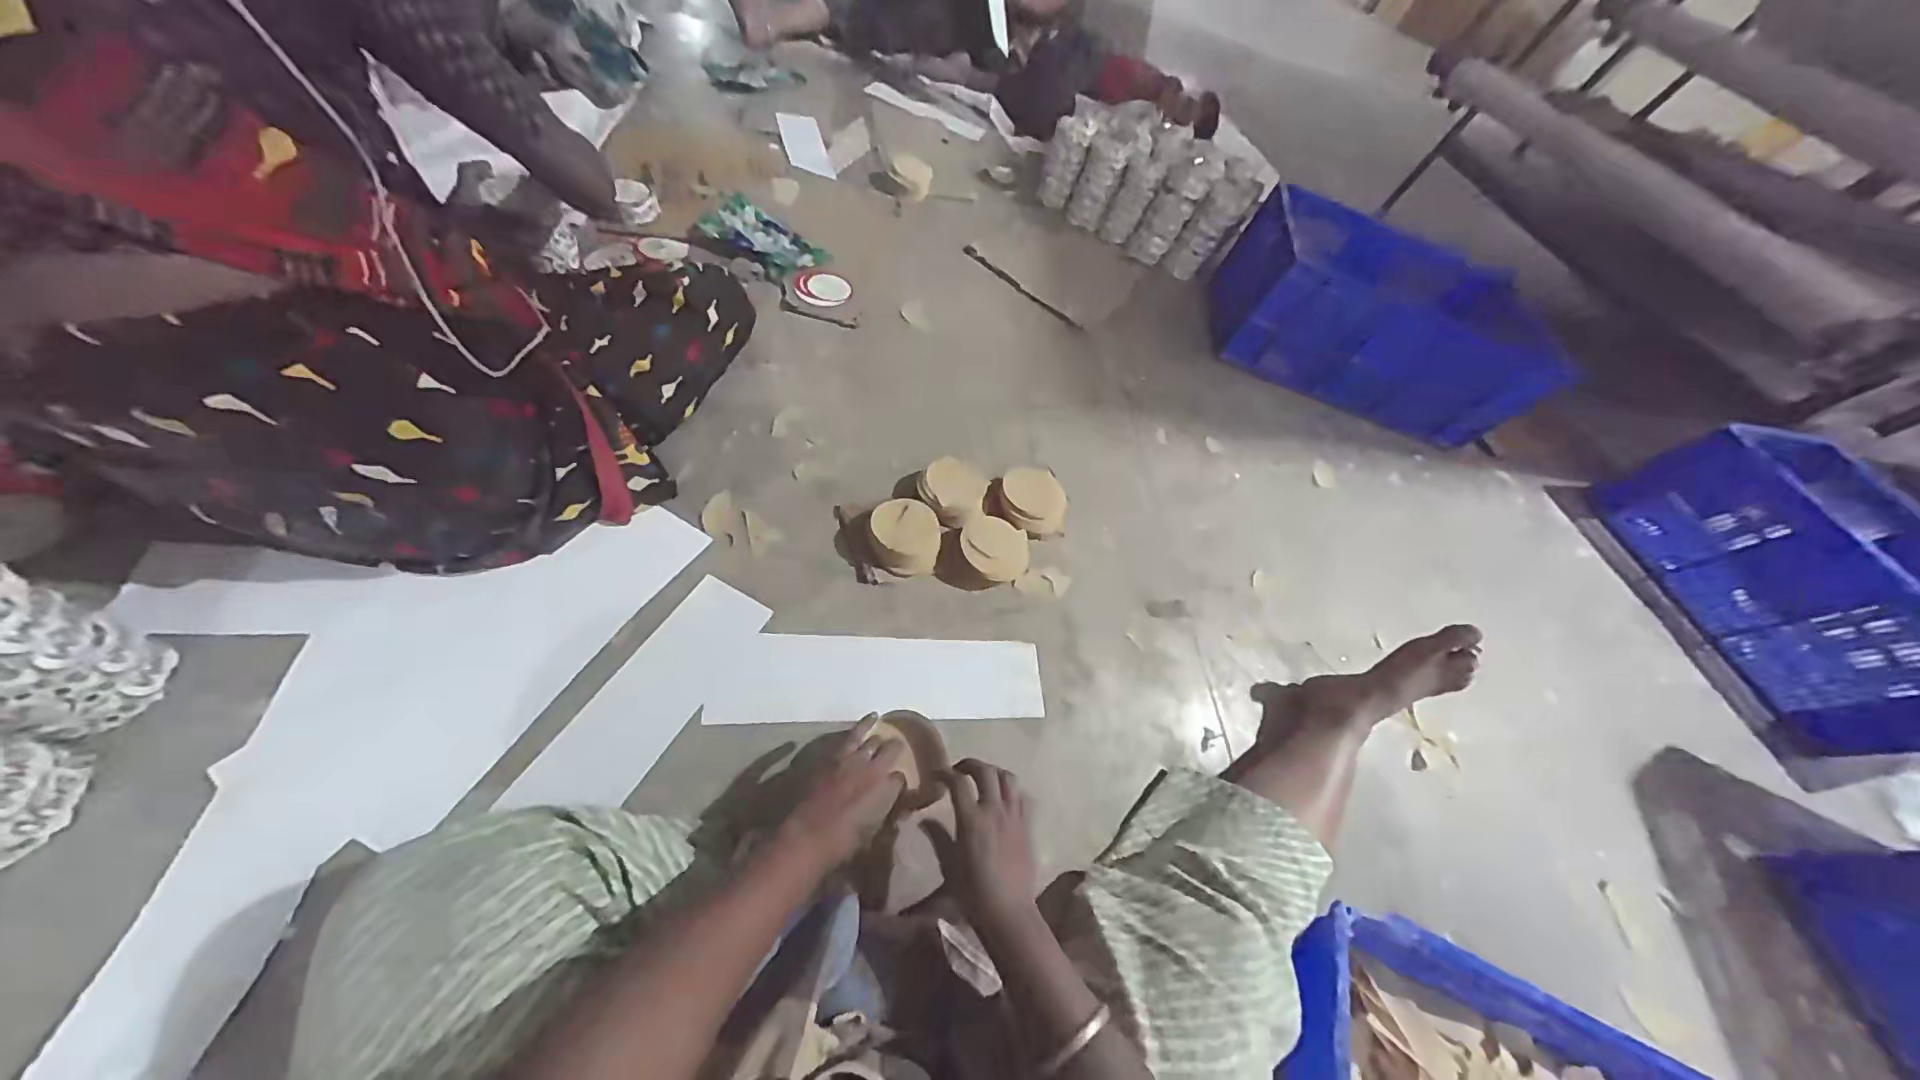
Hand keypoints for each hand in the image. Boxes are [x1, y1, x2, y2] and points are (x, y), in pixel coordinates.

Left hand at [777, 717, 907, 870]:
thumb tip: (897, 812)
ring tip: (881, 722)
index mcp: (886, 790)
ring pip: (871, 739)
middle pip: (891, 751)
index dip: (900, 783)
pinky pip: (851, 735)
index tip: (898, 786)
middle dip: (895, 749)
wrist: (806, 835)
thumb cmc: (841, 844)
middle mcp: (873, 769)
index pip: (901, 779)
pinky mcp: (833, 756)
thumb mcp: (871, 836)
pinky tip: (869, 719)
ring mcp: (852, 759)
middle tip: (897, 748)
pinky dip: (862, 725)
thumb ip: (885, 819)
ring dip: (878, 734)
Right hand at [930, 759, 1039, 929]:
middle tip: (959, 770)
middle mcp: (995, 811)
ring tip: (983, 779)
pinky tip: (1003, 798)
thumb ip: (938, 837)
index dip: (946, 773)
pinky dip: (1010, 789)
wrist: (1008, 911)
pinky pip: (1022, 796)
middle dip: (970, 764)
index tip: (937, 775)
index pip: (958, 782)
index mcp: (972, 820)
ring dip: (993, 772)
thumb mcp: (949, 865)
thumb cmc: (973, 893)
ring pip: (1008, 778)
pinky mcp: (1028, 825)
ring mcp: (1014, 816)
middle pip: (986, 771)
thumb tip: (924, 819)